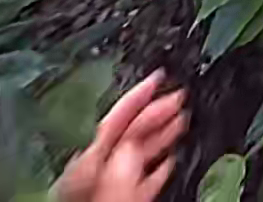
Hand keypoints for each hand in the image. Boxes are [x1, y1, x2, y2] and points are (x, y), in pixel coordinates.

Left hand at [55, 71, 187, 201]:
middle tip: (182, 94)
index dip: (136, 95)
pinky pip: (140, 182)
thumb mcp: (100, 194)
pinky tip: (172, 157)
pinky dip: (158, 166)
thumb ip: (117, 169)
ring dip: (161, 134)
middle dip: (155, 111)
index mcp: (78, 171)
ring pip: (135, 155)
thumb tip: (135, 140)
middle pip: (125, 134)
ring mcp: (104, 192)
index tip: (160, 74)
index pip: (109, 122)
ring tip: (184, 116)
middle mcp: (91, 177)